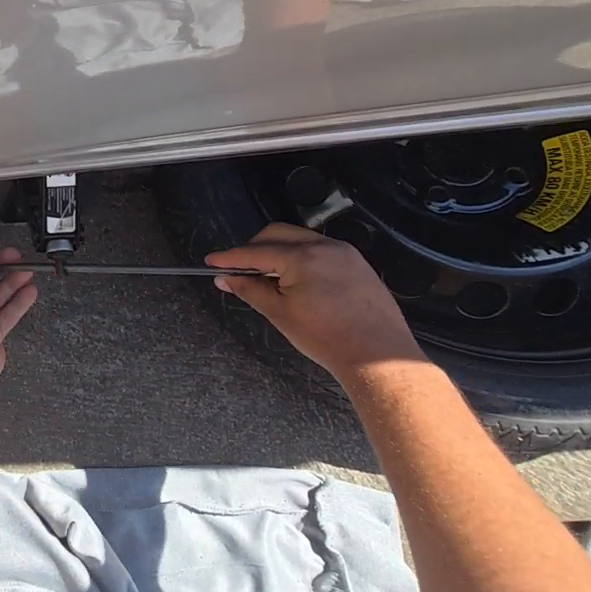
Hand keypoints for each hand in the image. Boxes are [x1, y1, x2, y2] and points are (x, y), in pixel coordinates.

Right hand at [205, 223, 425, 382]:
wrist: (379, 357)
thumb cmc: (326, 337)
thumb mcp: (279, 313)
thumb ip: (249, 289)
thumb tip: (225, 278)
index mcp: (303, 257)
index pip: (256, 251)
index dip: (230, 257)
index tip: (211, 261)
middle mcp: (325, 246)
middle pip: (278, 234)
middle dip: (254, 248)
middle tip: (240, 268)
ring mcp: (345, 253)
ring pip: (300, 239)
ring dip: (278, 251)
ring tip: (268, 275)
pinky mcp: (358, 264)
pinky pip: (320, 250)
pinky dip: (300, 257)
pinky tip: (296, 279)